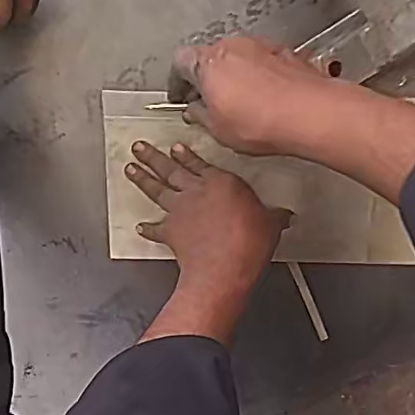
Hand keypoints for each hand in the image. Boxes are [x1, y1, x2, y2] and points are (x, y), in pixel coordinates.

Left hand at [126, 140, 290, 343]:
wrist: (224, 267)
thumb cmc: (248, 243)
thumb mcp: (270, 224)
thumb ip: (273, 217)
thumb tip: (284, 216)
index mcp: (222, 182)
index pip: (201, 162)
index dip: (187, 155)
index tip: (176, 147)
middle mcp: (196, 191)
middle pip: (171, 169)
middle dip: (153, 156)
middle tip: (139, 147)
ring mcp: (180, 210)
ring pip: (157, 189)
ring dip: (142, 178)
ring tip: (130, 168)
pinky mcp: (170, 231)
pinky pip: (155, 229)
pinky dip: (148, 228)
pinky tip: (140, 227)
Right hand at [171, 36, 348, 156]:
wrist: (308, 113)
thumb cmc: (261, 122)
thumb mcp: (217, 129)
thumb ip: (200, 115)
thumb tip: (195, 111)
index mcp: (208, 62)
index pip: (180, 62)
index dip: (178, 81)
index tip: (181, 96)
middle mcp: (233, 46)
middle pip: (210, 57)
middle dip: (207, 78)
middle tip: (208, 102)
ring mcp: (261, 46)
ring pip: (237, 57)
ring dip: (234, 76)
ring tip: (239, 104)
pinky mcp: (284, 53)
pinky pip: (262, 62)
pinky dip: (258, 76)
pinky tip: (263, 99)